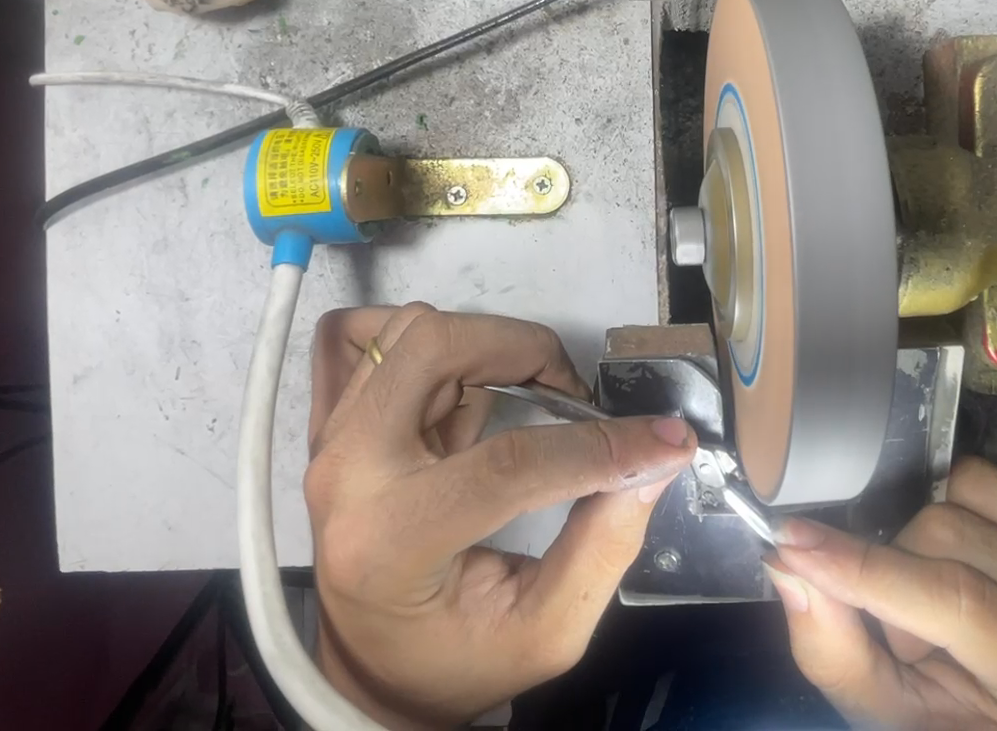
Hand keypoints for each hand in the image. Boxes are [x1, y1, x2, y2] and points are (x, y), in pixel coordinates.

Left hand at [304, 304, 695, 729]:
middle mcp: (347, 473)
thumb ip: (605, 543)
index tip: (665, 437)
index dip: (598, 444)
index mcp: (393, 543)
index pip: (506, 464)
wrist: (373, 665)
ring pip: (409, 331)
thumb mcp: (546, 631)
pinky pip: (370, 336)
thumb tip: (660, 452)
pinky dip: (430, 343)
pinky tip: (459, 386)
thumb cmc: (458, 657)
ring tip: (519, 399)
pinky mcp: (334, 419)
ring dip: (484, 347)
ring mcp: (331, 438)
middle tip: (572, 395)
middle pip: (434, 347)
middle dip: (525, 351)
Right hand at [766, 457, 996, 730]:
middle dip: (894, 569)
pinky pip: (990, 476)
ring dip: (921, 533)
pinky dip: (952, 504)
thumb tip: (788, 564)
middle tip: (900, 623)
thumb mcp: (896, 718)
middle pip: (952, 532)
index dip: (867, 569)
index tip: (791, 543)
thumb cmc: (966, 726)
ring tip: (934, 592)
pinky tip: (965, 559)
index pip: (960, 603)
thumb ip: (837, 654)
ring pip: (969, 487)